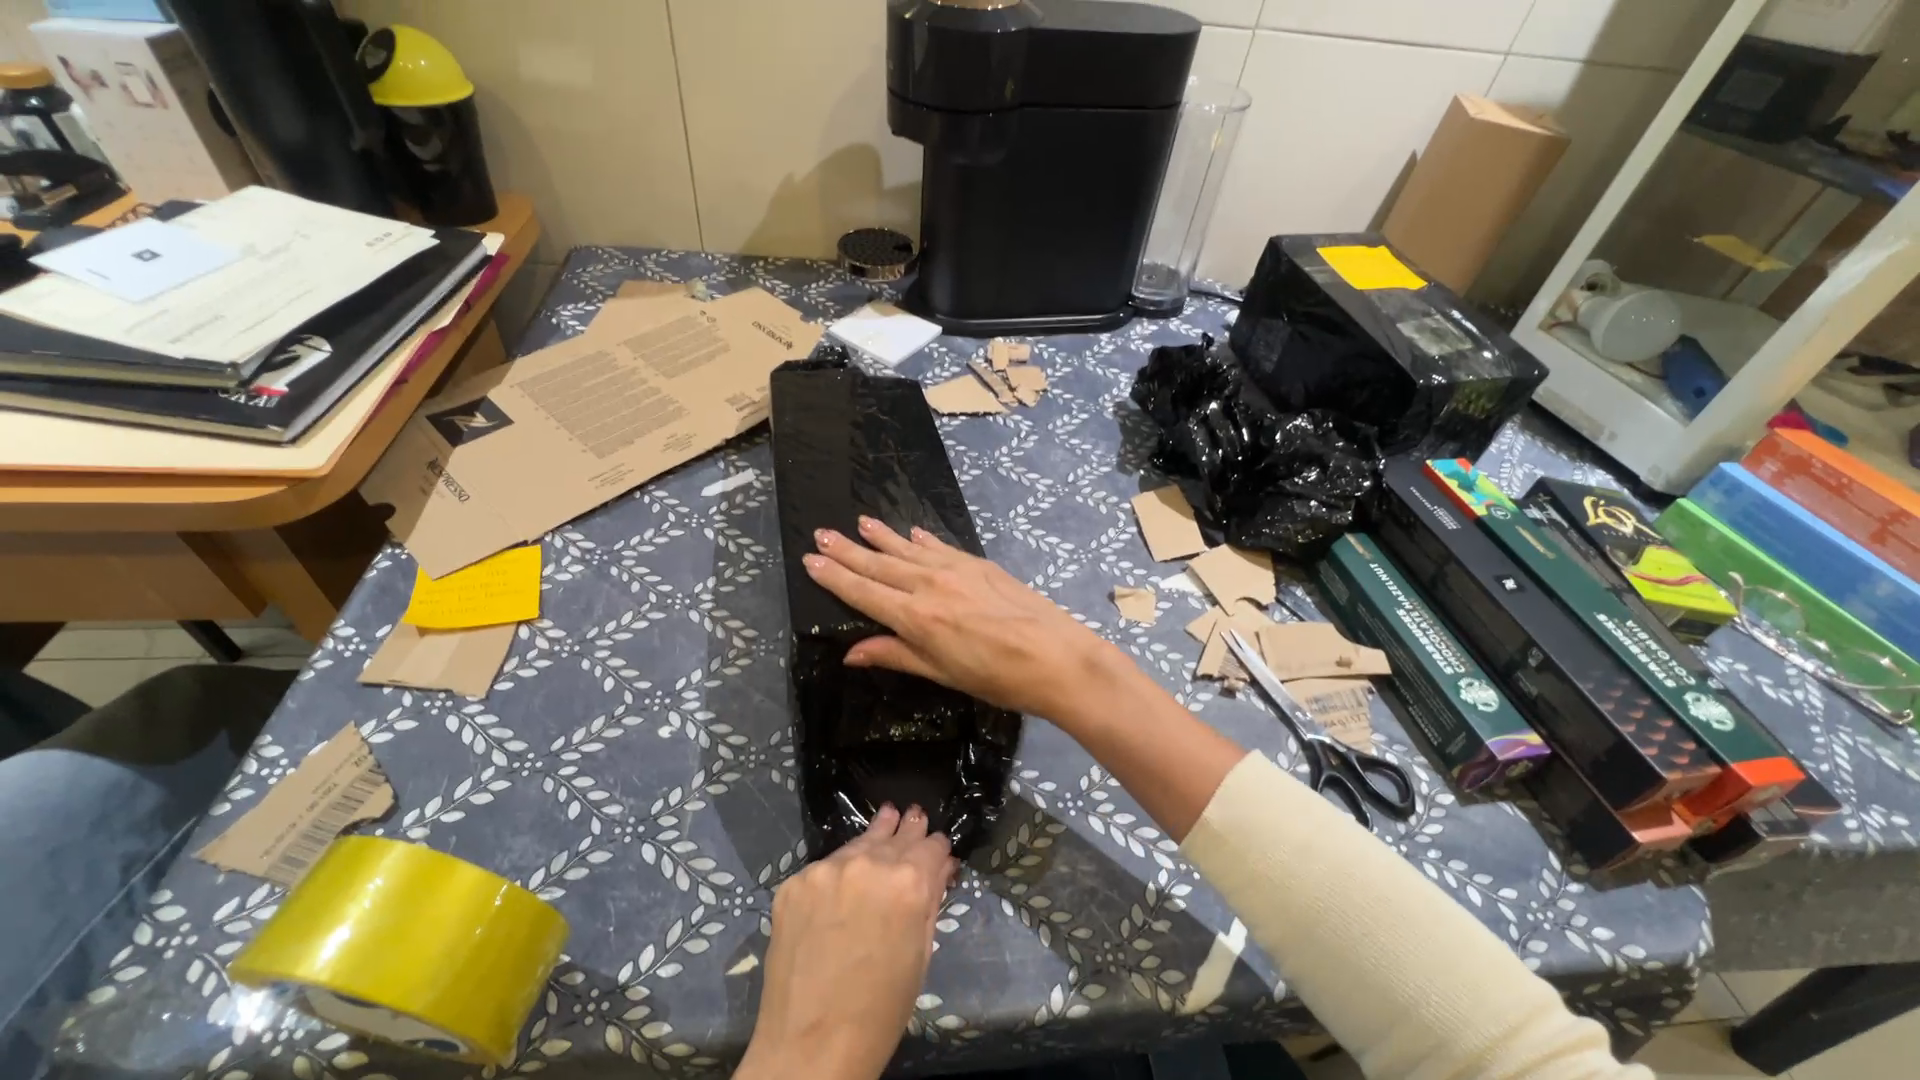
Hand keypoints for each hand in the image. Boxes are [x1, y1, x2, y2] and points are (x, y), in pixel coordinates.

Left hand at [737, 805, 955, 1079]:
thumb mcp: (920, 954)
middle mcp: (868, 863)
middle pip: (895, 835)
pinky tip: (845, 878)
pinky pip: (824, 868)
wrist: (810, 1044)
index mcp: (909, 882)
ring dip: (873, 840)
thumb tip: (939, 869)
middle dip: (907, 831)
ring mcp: (825, 870)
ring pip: (857, 844)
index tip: (938, 848)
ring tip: (886, 818)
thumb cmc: (881, 1009)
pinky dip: (838, 871)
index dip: (937, 849)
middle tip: (913, 815)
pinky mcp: (793, 883)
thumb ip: (929, 902)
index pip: (931, 846)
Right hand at [803, 517, 1123, 722]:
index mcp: (915, 617)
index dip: (834, 577)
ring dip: (881, 537)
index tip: (810, 560)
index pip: (863, 592)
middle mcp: (929, 585)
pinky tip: (912, 533)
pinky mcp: (980, 565)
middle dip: (848, 551)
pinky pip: (941, 548)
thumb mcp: (941, 673)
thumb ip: (896, 655)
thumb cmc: (997, 677)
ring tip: (858, 524)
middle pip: (880, 564)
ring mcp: (956, 570)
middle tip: (821, 534)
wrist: (1057, 657)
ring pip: (908, 550)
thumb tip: (851, 653)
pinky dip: (923, 540)